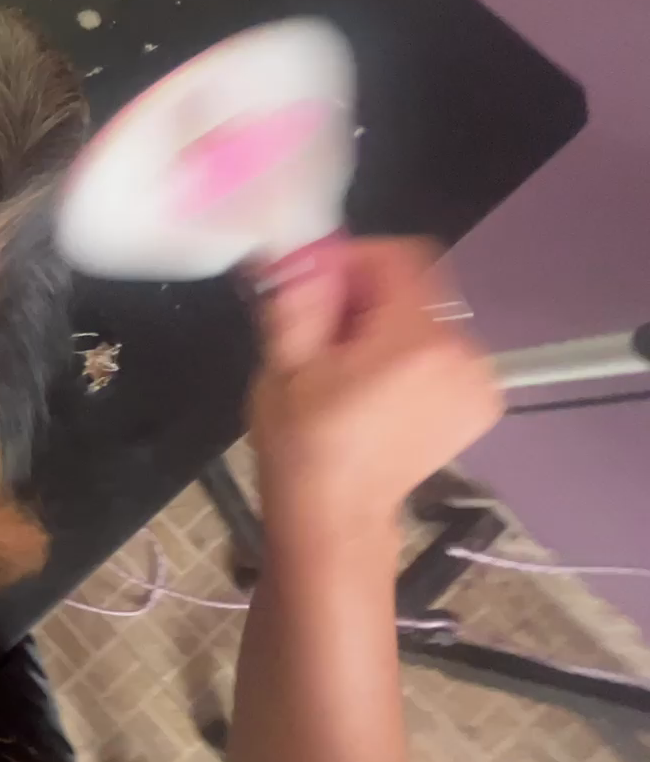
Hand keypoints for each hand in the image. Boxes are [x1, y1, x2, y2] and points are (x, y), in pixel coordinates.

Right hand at [249, 238, 502, 543]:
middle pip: (413, 289)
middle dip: (358, 297)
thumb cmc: (298, 440)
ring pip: (424, 319)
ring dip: (379, 325)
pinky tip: (368, 386)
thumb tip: (299, 253)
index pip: (398, 259)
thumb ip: (297, 302)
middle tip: (313, 332)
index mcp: (412, 343)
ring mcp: (479, 381)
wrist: (334, 508)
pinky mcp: (480, 401)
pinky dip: (402, 353)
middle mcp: (464, 355)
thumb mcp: (282, 365)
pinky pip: (439, 351)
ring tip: (338, 366)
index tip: (307, 284)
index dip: (348, 258)